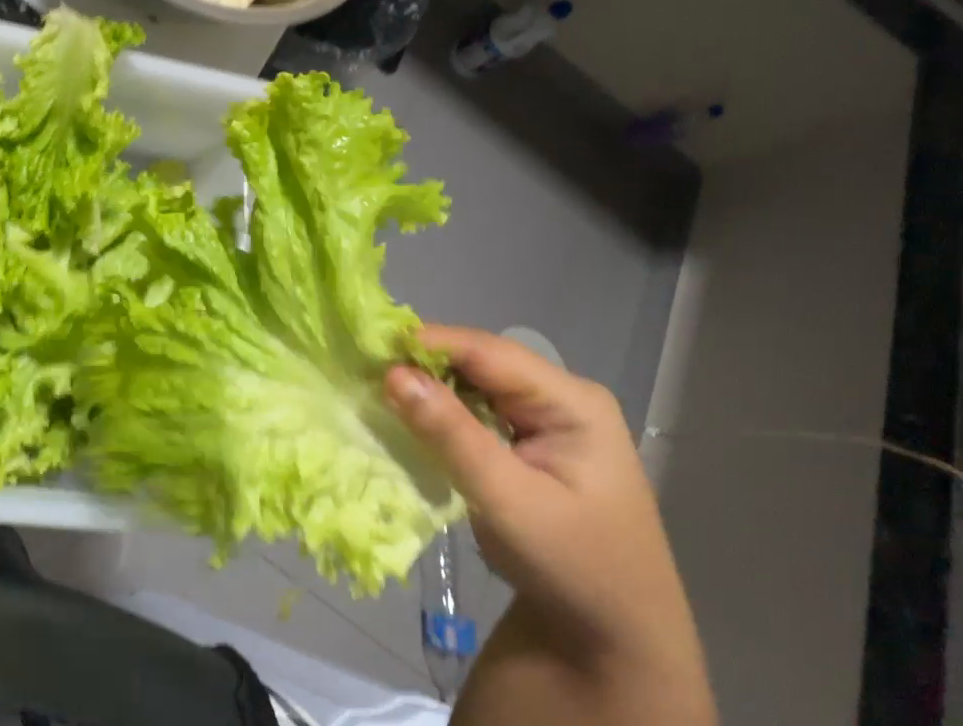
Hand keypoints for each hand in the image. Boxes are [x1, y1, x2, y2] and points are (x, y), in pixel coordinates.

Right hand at [385, 325, 697, 667]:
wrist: (613, 632)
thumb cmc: (570, 564)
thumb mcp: (506, 499)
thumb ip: (450, 434)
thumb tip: (393, 374)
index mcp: (572, 401)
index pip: (487, 351)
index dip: (425, 343)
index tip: (366, 350)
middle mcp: (561, 397)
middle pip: (479, 362)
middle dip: (421, 363)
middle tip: (362, 371)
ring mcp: (547, 418)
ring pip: (474, 384)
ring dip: (427, 387)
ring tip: (375, 390)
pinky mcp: (528, 440)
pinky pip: (476, 409)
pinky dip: (440, 412)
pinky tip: (407, 418)